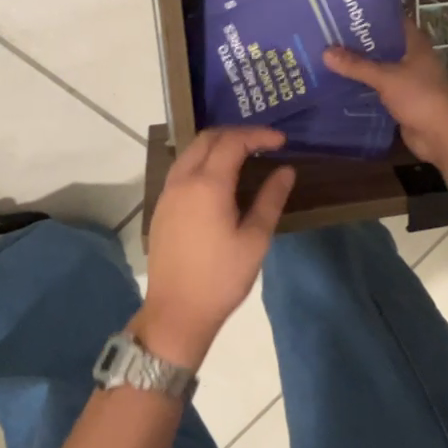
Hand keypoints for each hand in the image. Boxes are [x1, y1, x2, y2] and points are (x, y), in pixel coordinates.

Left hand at [138, 127, 295, 366]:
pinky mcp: (161, 208)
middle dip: (237, 134)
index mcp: (207, 185)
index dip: (259, 136)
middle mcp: (182, 181)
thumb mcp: (255, 239)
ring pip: (190, 152)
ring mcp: (167, 194)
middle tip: (264, 144)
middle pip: (207, 139)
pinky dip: (203, 161)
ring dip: (217, 146)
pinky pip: (182, 170)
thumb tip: (286, 171)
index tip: (281, 142)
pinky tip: (220, 180)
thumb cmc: (221, 278)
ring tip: (244, 156)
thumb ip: (271, 199)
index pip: (233, 142)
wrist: (176, 313)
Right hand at [324, 24, 447, 163]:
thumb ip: (357, 65)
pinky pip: (381, 88)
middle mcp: (415, 59)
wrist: (440, 135)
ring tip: (333, 57)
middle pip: (386, 45)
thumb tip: (326, 52)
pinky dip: (366, 86)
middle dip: (362, 42)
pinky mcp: (403, 100)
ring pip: (382, 68)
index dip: (374, 16)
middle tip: (332, 35)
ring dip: (363, 65)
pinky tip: (344, 84)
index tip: (349, 13)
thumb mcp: (386, 77)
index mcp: (417, 45)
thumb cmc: (419, 97)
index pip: (395, 21)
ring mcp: (410, 80)